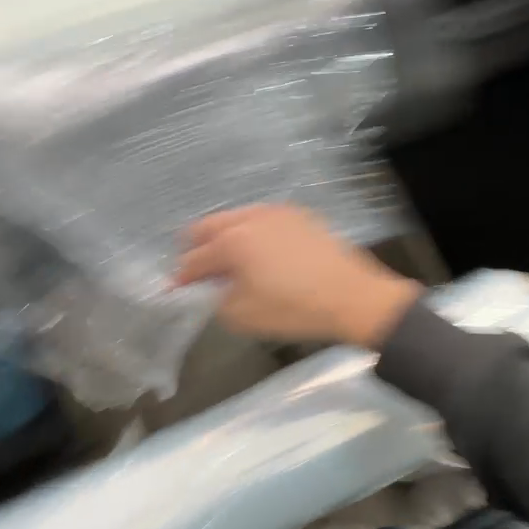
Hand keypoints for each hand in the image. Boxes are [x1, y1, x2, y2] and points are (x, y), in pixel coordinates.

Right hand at [176, 205, 422, 348]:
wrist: (352, 297)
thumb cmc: (294, 309)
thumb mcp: (244, 315)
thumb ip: (215, 300)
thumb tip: (206, 291)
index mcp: (232, 242)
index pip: (194, 259)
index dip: (182, 278)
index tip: (176, 291)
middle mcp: (250, 218)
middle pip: (209, 226)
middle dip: (198, 248)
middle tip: (199, 273)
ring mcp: (277, 212)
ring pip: (237, 218)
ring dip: (225, 237)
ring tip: (230, 263)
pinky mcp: (300, 216)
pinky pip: (263, 219)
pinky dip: (252, 233)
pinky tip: (261, 254)